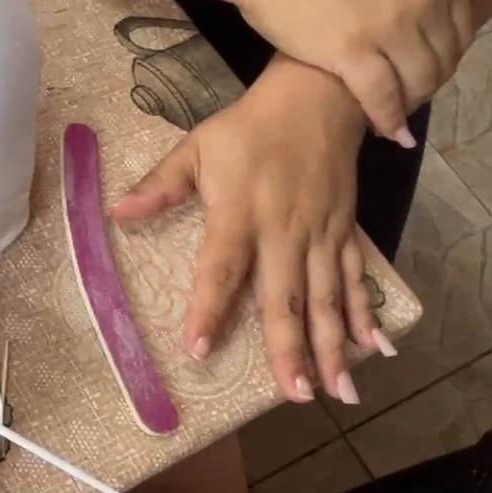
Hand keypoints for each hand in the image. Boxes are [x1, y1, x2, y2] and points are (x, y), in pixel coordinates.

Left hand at [110, 57, 381, 402]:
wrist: (320, 96)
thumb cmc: (247, 129)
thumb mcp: (195, 148)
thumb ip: (159, 186)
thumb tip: (115, 212)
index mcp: (240, 215)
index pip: (221, 270)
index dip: (209, 309)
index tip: (199, 349)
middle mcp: (285, 231)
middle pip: (285, 297)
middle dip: (291, 350)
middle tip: (295, 396)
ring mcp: (321, 234)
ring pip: (327, 298)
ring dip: (331, 346)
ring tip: (338, 392)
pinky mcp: (346, 231)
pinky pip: (357, 277)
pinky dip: (366, 312)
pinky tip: (376, 348)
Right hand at [231, 0, 479, 140]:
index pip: (461, 29)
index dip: (447, 59)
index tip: (428, 74)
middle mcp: (421, 1)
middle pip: (440, 60)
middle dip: (428, 87)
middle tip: (408, 103)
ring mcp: (387, 29)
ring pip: (415, 81)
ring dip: (409, 106)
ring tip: (396, 120)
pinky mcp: (350, 52)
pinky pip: (379, 94)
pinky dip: (386, 118)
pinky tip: (387, 133)